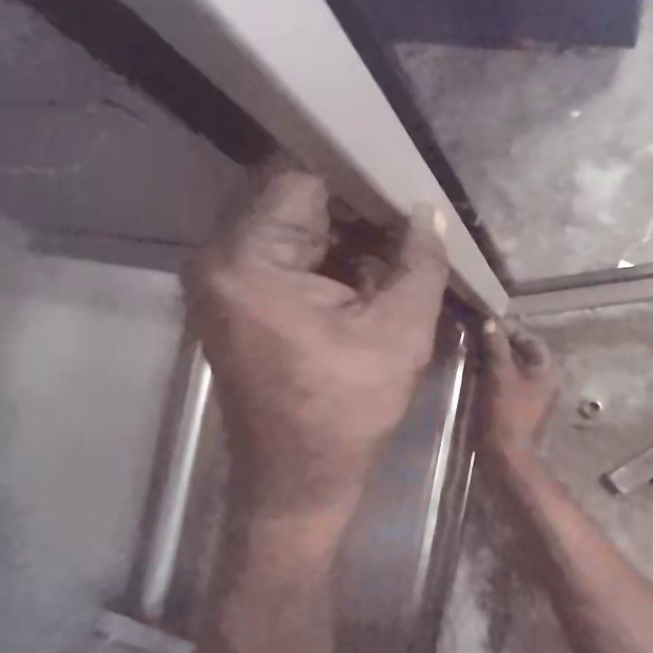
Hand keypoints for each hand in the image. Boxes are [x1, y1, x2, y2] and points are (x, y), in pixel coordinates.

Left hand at [185, 169, 447, 529]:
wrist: (300, 480)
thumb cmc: (346, 410)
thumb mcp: (399, 331)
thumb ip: (419, 262)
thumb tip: (429, 212)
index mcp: (249, 260)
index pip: (301, 178)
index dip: (357, 171)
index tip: (403, 174)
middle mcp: (223, 260)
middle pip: (294, 201)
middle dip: (357, 204)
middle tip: (411, 207)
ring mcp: (227, 282)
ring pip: (295, 229)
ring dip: (348, 233)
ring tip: (403, 236)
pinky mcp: (241, 302)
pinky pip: (289, 258)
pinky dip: (332, 259)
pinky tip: (377, 267)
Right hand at [480, 321, 559, 460]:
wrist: (506, 458)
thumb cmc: (506, 414)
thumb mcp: (500, 375)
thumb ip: (496, 346)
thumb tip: (490, 322)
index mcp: (547, 371)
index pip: (530, 339)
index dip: (509, 330)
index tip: (486, 323)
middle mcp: (543, 381)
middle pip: (520, 353)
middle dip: (497, 344)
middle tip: (474, 335)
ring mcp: (530, 397)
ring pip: (510, 369)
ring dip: (491, 359)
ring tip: (469, 350)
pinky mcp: (516, 408)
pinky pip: (504, 384)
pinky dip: (490, 375)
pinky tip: (471, 371)